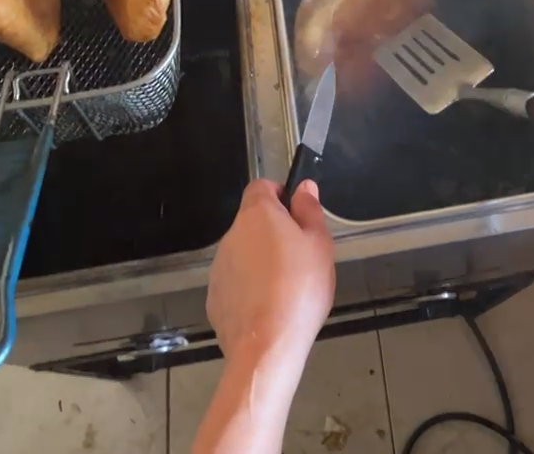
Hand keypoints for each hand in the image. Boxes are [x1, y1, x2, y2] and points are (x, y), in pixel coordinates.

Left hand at [206, 179, 335, 367]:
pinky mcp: (214, 298)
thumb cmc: (300, 288)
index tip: (296, 214)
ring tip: (287, 287)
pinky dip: (249, 288)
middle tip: (300, 255)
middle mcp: (231, 235)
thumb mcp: (319, 244)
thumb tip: (303, 188)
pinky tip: (268, 309)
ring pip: (244, 253)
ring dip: (261, 261)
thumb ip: (310, 211)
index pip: (260, 186)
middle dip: (273, 232)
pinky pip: (235, 283)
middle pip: (252, 222)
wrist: (267, 346)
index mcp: (257, 214)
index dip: (279, 194)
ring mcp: (219, 267)